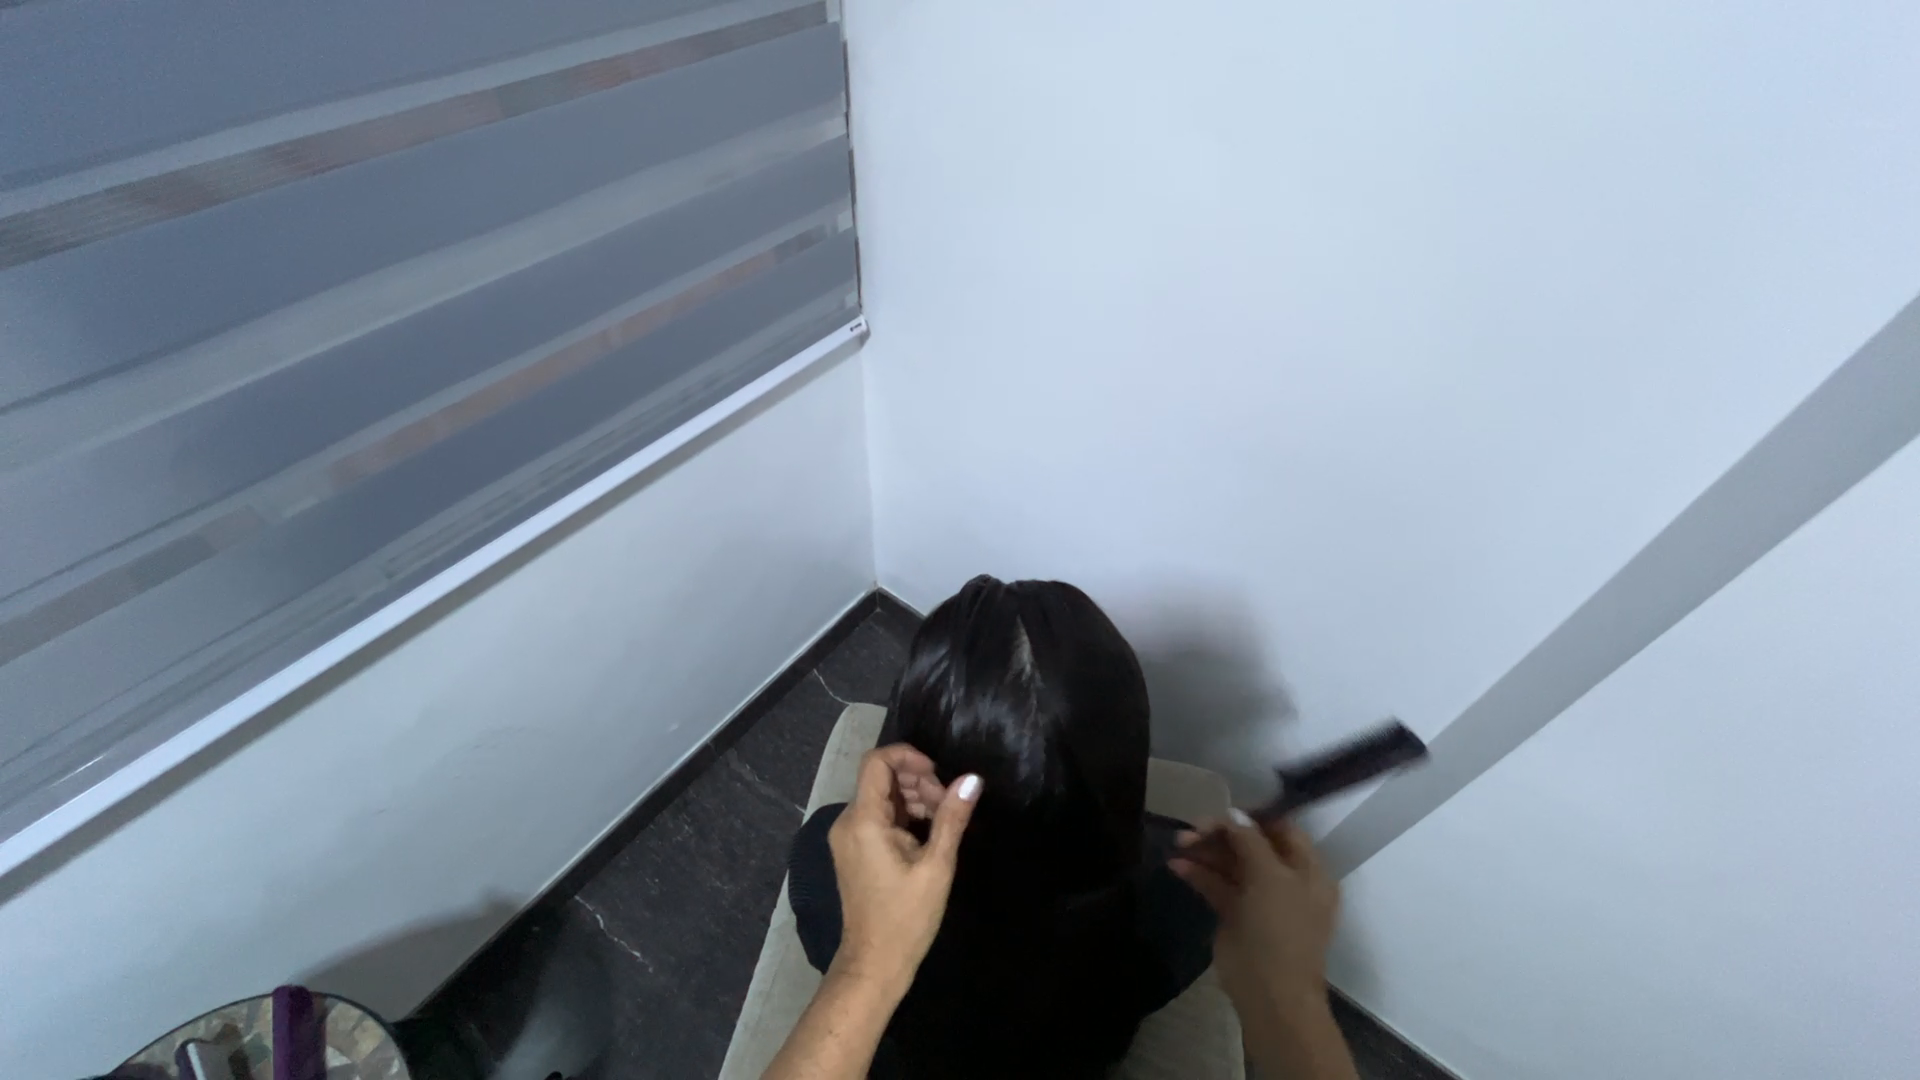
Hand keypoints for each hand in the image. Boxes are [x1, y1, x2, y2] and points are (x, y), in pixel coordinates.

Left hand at [828, 746, 982, 992]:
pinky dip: (903, 814)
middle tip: (947, 804)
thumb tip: (972, 779)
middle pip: (881, 777)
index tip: (938, 775)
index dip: (909, 756)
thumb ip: (952, 817)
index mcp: (864, 820)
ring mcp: (848, 836)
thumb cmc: (906, 917)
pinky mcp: (853, 849)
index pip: (877, 761)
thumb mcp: (937, 866)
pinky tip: (928, 834)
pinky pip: (878, 815)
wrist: (874, 964)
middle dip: (917, 780)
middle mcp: (848, 821)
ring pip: (881, 795)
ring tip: (942, 821)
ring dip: (914, 798)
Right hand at [1170, 814, 1339, 1015]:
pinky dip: (1197, 873)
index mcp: (1307, 871)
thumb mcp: (1271, 877)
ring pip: (1230, 863)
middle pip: (1251, 845)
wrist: (1270, 994)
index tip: (1223, 808)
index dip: (1253, 817)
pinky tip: (1176, 865)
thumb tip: (1233, 812)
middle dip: (1221, 833)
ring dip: (1205, 851)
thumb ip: (1250, 840)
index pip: (1281, 829)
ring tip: (1178, 843)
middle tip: (1192, 827)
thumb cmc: (1280, 929)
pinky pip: (1216, 884)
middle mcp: (1285, 881)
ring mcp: (1259, 898)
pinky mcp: (1235, 914)